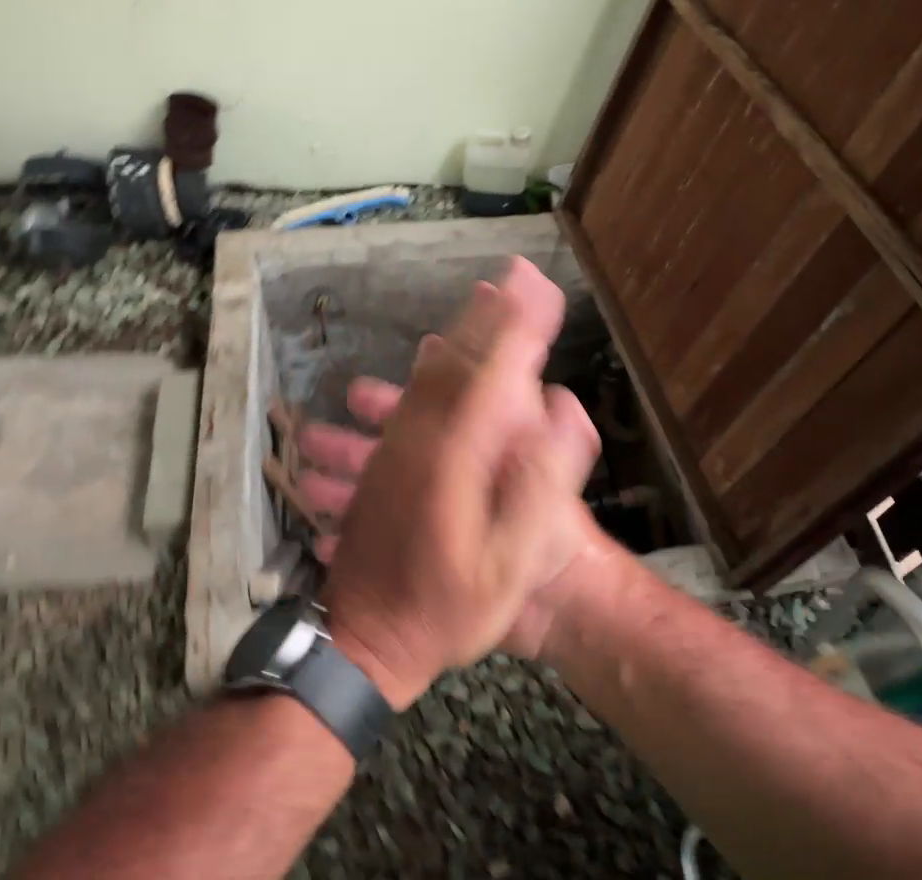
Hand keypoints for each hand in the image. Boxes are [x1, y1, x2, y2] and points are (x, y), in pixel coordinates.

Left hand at [302, 257, 624, 707]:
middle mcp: (419, 441)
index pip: (493, 375)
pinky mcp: (380, 466)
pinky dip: (429, 370)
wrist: (361, 643)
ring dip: (459, 337)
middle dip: (489, 318)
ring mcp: (393, 452)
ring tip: (480, 304)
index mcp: (455, 458)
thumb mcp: (506, 565)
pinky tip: (433, 358)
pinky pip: (407, 402)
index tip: (537, 285)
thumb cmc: (445, 613)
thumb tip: (559, 410)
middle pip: (457, 364)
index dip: (517, 327)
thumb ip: (536, 487)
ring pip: (427, 378)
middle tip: (512, 279)